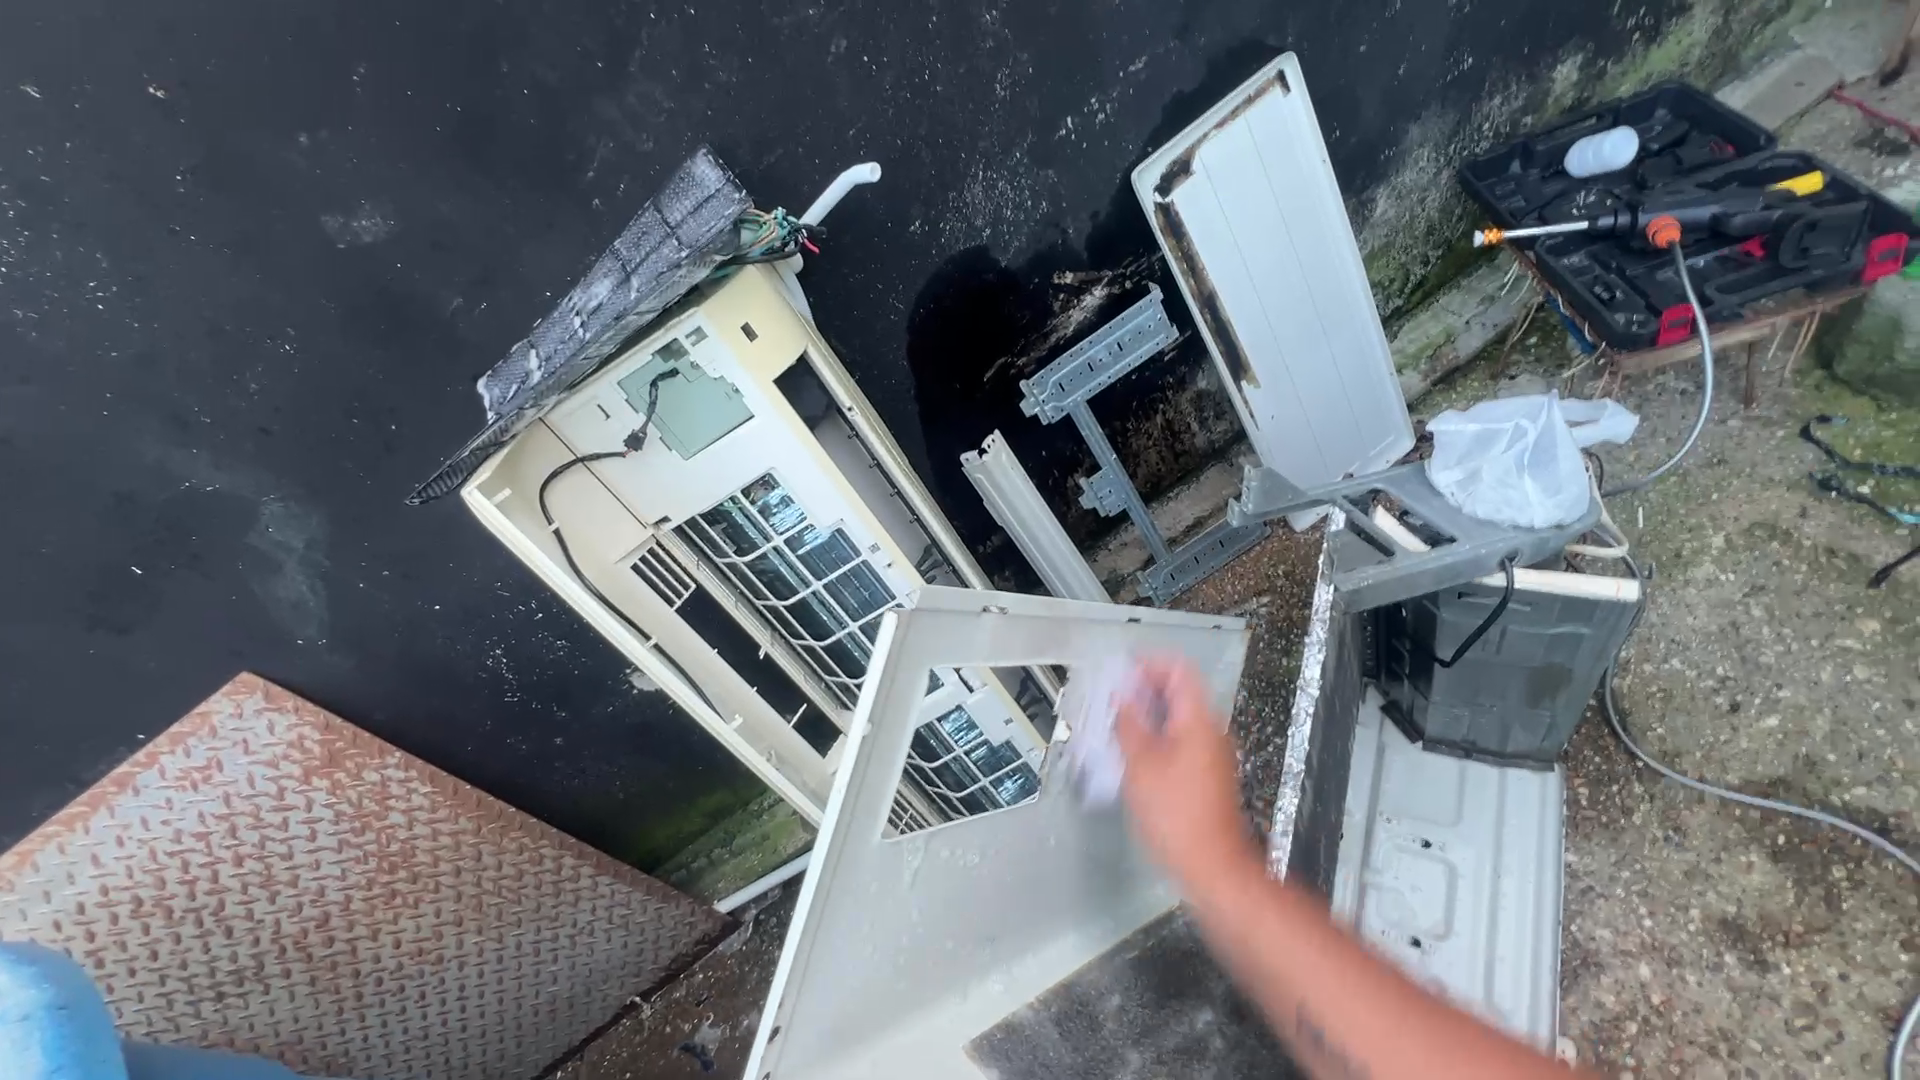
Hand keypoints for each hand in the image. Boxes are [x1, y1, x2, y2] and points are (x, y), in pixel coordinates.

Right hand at [1114, 654, 1263, 891]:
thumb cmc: (1177, 816)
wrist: (1209, 865)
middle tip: (1110, 699)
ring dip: (1145, 716)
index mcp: (1198, 721)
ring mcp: (1210, 754)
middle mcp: (1210, 732)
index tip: (1120, 671)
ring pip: (1175, 718)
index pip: (1178, 670)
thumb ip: (1129, 724)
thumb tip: (1121, 698)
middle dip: (1141, 691)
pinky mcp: (1204, 775)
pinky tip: (1130, 754)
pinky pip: (1177, 741)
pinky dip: (1154, 738)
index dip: (1147, 664)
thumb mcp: (1140, 764)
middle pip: (1177, 693)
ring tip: (1114, 726)